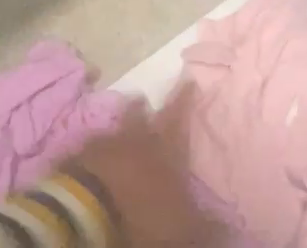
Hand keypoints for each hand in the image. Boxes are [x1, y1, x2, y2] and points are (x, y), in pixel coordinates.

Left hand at [68, 87, 218, 247]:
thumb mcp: (182, 226)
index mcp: (164, 147)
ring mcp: (102, 147)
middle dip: (143, 108)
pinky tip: (92, 158)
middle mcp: (134, 139)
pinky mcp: (76, 161)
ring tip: (118, 132)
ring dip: (117, 129)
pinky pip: (86, 150)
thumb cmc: (143, 213)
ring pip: (112, 130)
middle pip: (139, 114)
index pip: (178, 114)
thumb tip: (230, 226)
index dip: (184, 96)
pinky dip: (91, 152)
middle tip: (144, 101)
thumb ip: (205, 223)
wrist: (87, 214)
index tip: (189, 78)